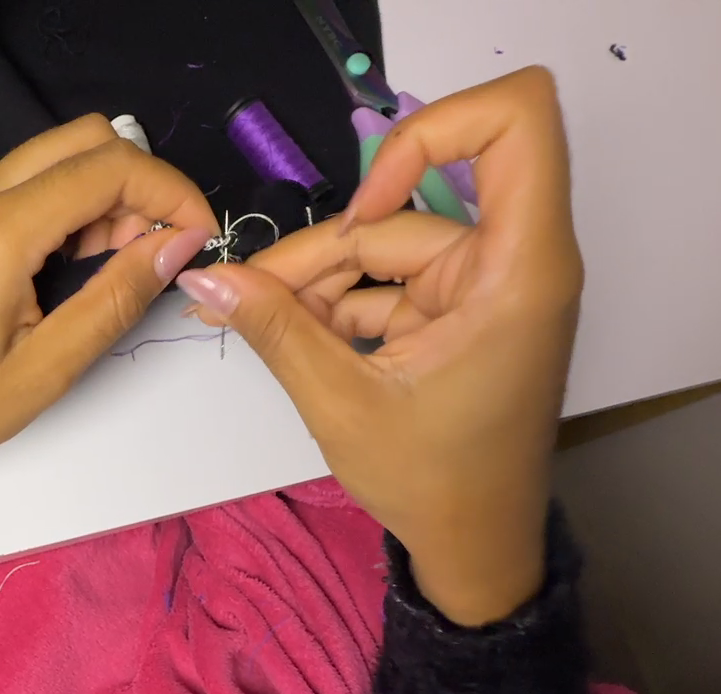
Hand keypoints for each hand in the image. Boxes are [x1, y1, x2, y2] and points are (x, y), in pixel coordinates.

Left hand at [0, 116, 216, 495]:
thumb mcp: (46, 369)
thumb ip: (116, 300)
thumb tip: (179, 245)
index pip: (108, 168)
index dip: (170, 193)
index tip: (198, 237)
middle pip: (84, 141)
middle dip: (139, 184)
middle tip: (159, 250)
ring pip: (55, 157)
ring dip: (104, 195)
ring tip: (122, 264)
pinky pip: (26, 186)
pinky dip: (69, 207)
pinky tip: (80, 260)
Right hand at [175, 68, 580, 624]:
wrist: (472, 542)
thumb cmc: (430, 481)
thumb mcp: (339, 401)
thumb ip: (273, 330)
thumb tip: (206, 279)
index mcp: (515, 271)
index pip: (512, 123)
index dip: (427, 136)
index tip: (358, 209)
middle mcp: (508, 265)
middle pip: (402, 216)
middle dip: (315, 256)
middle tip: (238, 297)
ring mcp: (479, 293)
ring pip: (381, 257)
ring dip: (314, 291)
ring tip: (257, 329)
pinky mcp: (454, 319)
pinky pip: (383, 292)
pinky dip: (334, 312)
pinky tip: (291, 339)